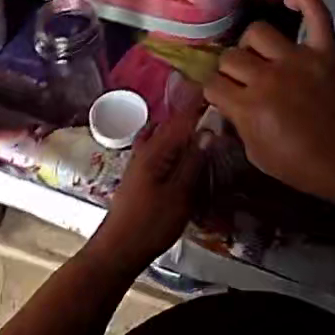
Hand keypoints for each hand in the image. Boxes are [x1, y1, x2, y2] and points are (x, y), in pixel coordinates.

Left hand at [84, 97, 207, 272]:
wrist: (118, 249)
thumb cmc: (151, 223)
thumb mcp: (179, 193)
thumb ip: (193, 161)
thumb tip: (209, 130)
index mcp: (156, 150)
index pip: (181, 118)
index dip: (197, 101)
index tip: (214, 84)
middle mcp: (147, 149)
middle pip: (173, 123)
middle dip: (192, 111)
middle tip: (216, 103)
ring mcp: (142, 161)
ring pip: (166, 136)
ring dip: (184, 127)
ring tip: (205, 122)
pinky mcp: (142, 174)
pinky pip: (162, 148)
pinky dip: (175, 143)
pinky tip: (185, 150)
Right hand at [204, 0, 334, 219]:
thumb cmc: (302, 166)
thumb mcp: (256, 156)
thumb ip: (236, 125)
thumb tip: (224, 105)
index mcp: (249, 107)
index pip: (212, 84)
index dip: (213, 91)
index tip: (221, 96)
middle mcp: (269, 77)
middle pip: (231, 57)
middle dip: (229, 71)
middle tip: (241, 81)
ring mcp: (299, 59)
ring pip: (258, 32)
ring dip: (253, 45)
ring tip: (261, 56)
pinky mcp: (327, 51)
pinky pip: (316, 13)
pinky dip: (303, 1)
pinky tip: (290, 2)